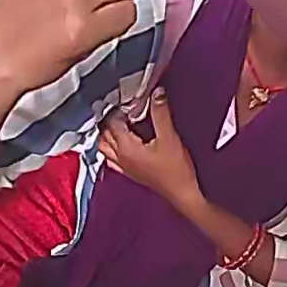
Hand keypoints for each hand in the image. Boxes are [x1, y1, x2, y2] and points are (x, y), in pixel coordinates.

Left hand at [99, 89, 201, 209]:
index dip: (118, 110)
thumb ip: (160, 113)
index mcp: (126, 148)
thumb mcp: (169, 137)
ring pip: (105, 147)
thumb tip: (156, 94)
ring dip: (108, 134)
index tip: (128, 101)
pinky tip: (120, 145)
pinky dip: (112, 149)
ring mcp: (124, 167)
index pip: (113, 123)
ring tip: (119, 124)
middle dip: (110, 120)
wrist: (181, 192)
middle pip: (105, 134)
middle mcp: (121, 158)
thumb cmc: (176, 170)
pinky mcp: (131, 173)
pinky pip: (112, 159)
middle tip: (122, 109)